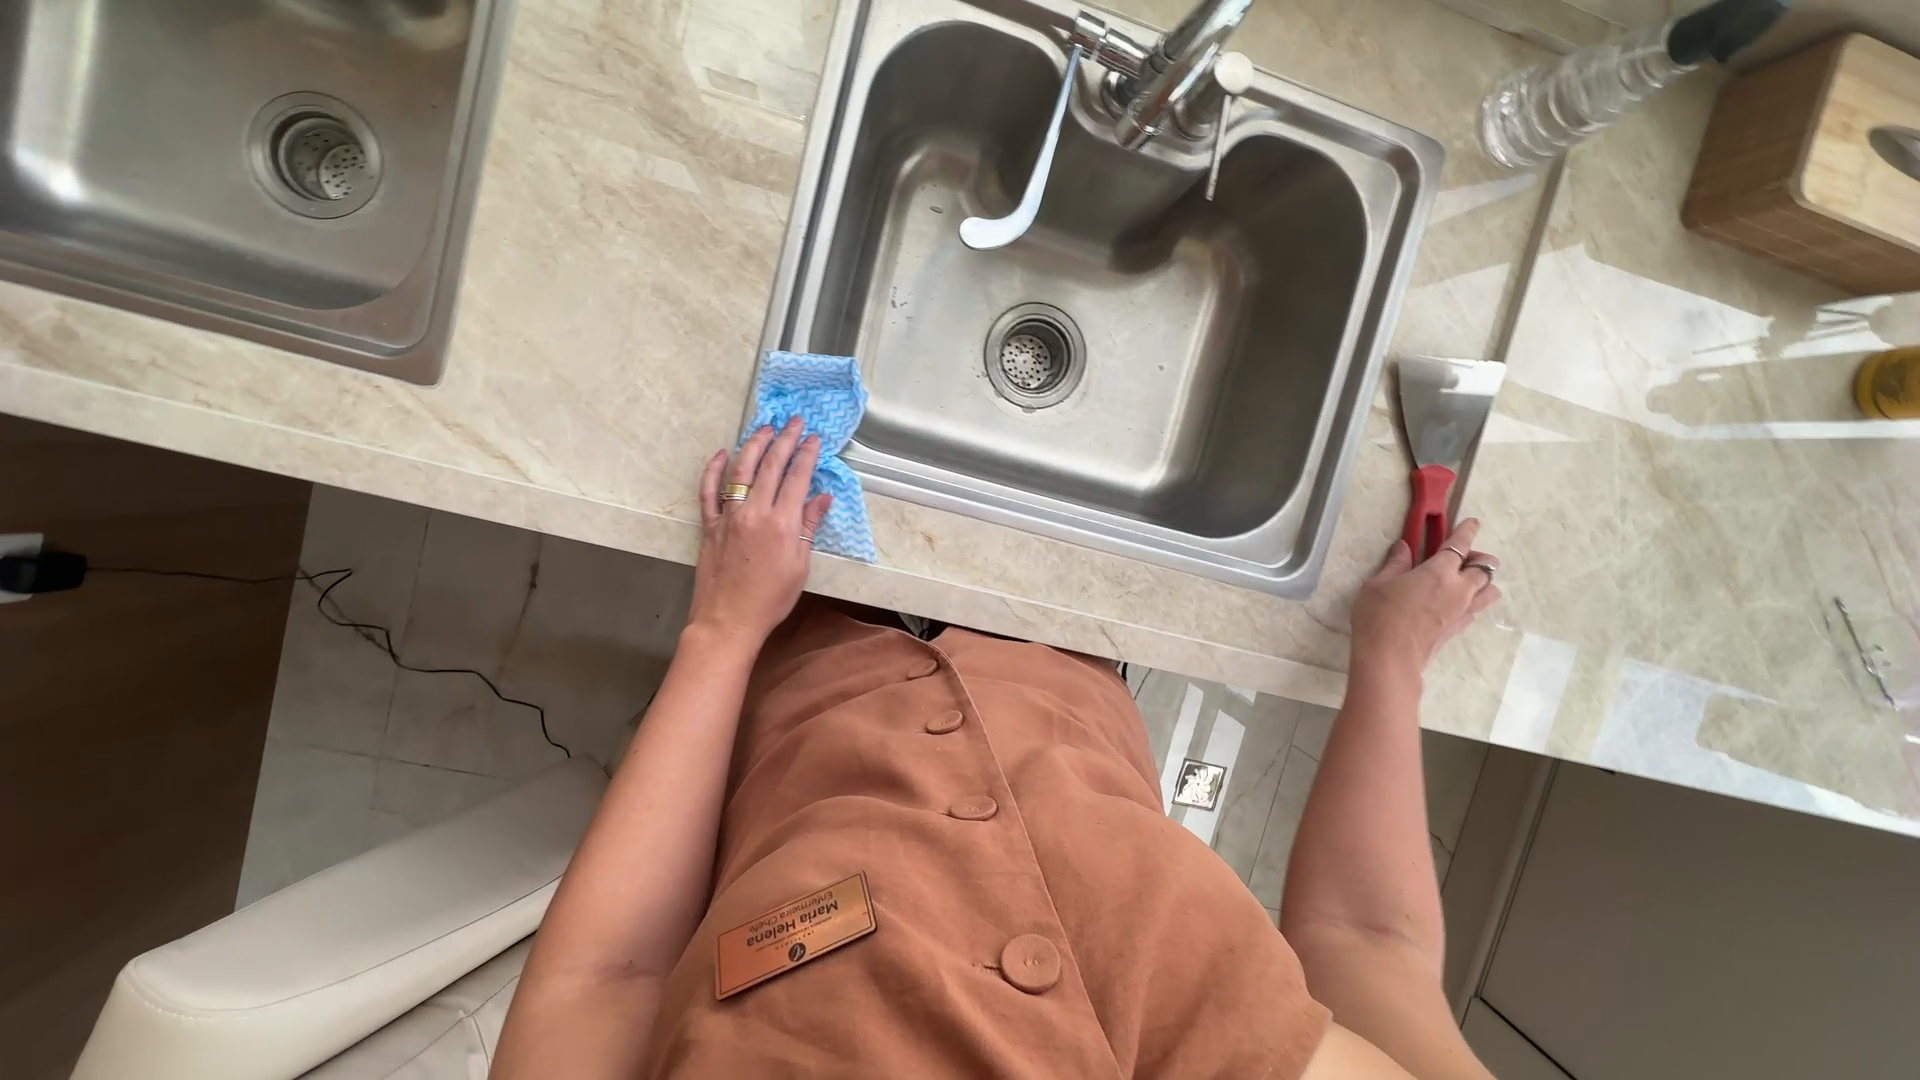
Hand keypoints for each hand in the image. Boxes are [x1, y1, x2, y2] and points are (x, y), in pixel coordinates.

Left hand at [688, 418, 833, 648]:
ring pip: (741, 471)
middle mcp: (755, 512)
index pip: (797, 477)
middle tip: (794, 421)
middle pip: (771, 466)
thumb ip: (809, 527)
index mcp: (782, 523)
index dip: (807, 454)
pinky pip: (709, 491)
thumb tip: (823, 497)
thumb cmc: (772, 599)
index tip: (813, 438)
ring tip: (765, 427)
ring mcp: (729, 516)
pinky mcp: (710, 525)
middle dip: (785, 440)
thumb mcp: (800, 565)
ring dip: (754, 445)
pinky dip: (714, 470)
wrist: (729, 620)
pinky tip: (722, 454)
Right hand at [1350, 518, 1501, 674]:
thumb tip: (1404, 547)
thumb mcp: (1377, 584)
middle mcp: (1459, 588)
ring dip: (1483, 581)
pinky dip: (1473, 600)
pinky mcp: (1460, 627)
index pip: (1460, 545)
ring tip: (1465, 581)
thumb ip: (1395, 564)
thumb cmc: (1378, 615)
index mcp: (1438, 571)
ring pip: (1490, 590)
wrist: (1390, 657)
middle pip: (1486, 567)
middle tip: (1461, 558)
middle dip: (1478, 558)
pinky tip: (1456, 603)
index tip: (1472, 523)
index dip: (1467, 531)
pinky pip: (1478, 608)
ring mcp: (1463, 610)